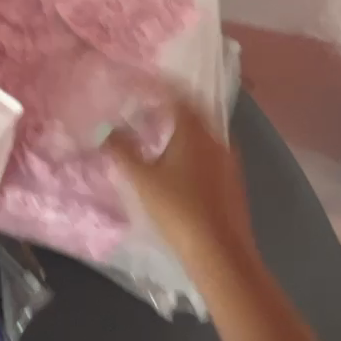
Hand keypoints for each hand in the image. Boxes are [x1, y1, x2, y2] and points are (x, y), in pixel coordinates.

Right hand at [105, 96, 256, 273]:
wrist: (221, 256)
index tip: (137, 84)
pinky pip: (211, 153)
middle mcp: (217, 140)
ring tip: (160, 137)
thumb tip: (106, 130)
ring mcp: (230, 162)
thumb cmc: (179, 210)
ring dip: (183, 129)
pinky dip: (193, 149)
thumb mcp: (142, 179)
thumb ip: (122, 150)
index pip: (177, 94)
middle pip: (194, 111)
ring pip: (204, 134)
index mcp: (195, 131)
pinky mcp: (234, 184)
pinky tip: (179, 167)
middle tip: (147, 109)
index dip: (157, 86)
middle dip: (170, 106)